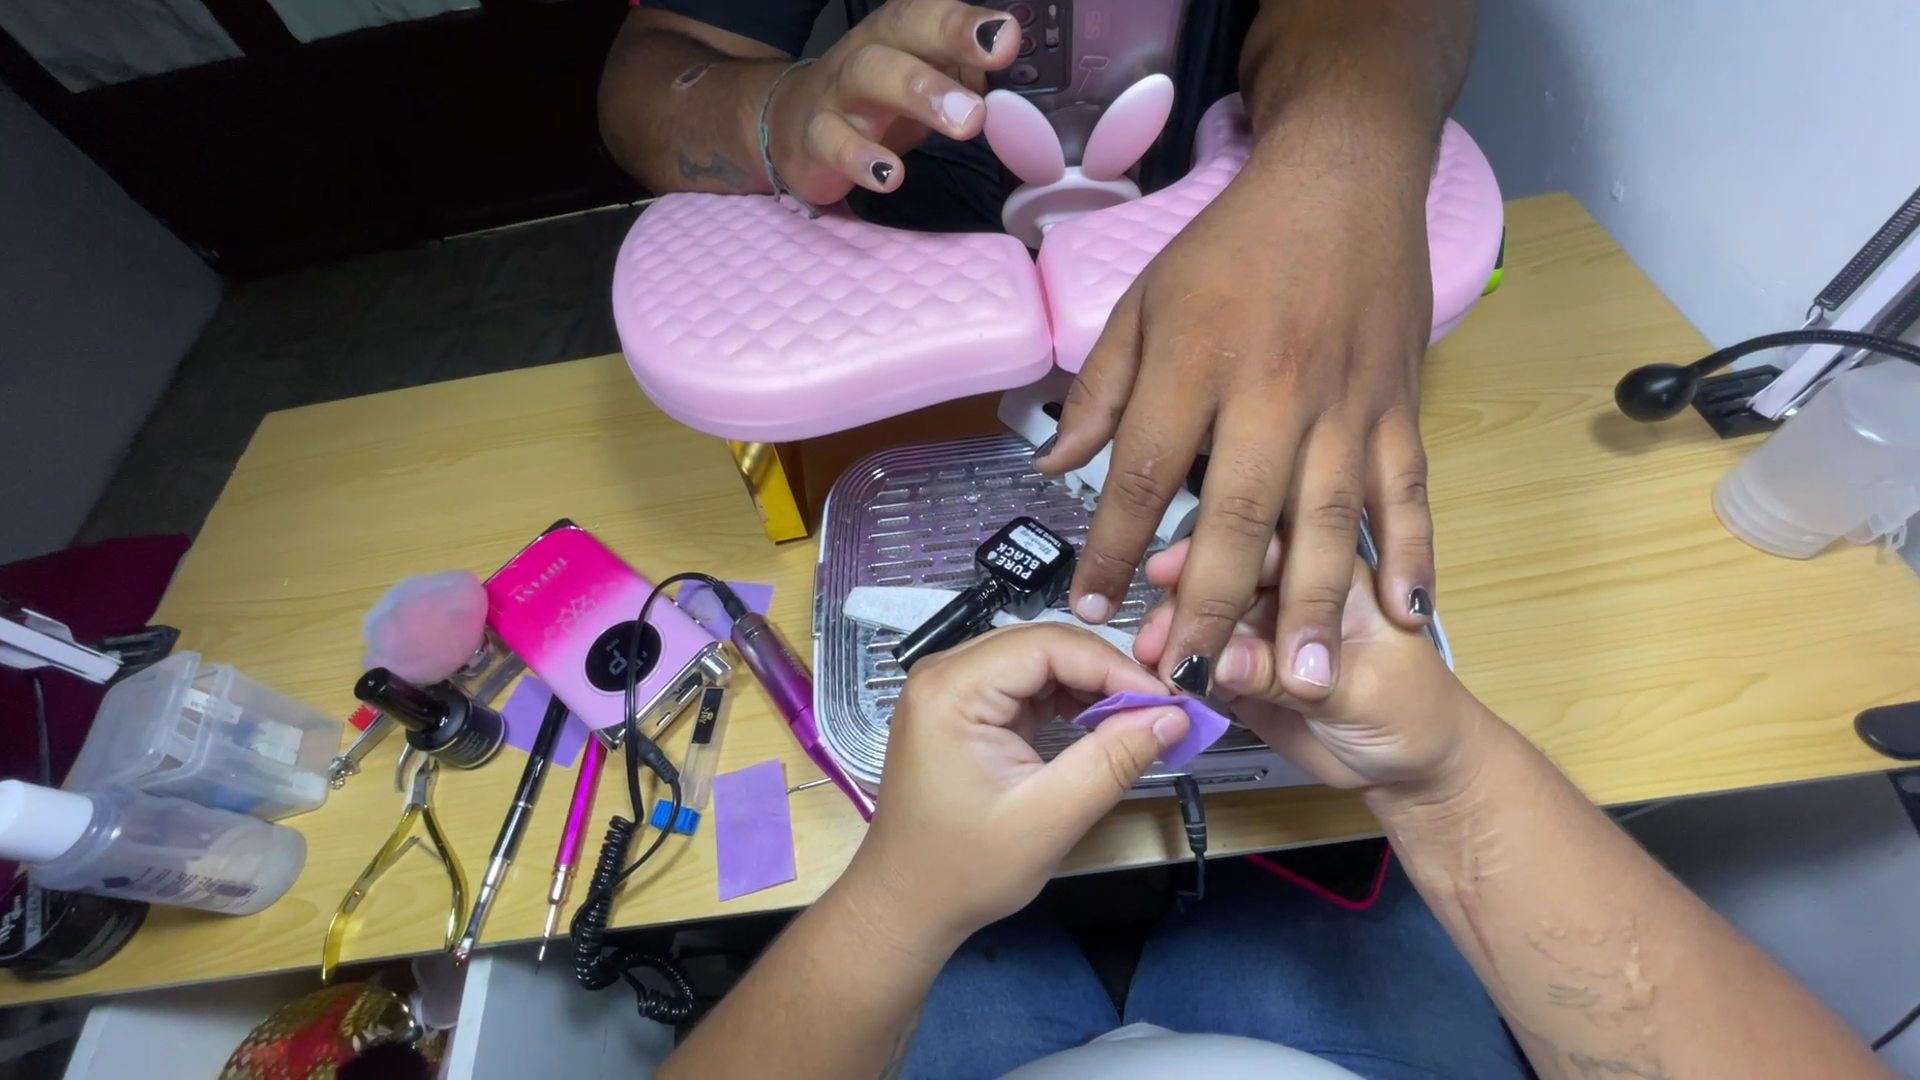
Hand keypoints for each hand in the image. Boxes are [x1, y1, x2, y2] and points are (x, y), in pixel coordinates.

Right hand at [764, 0, 1017, 203]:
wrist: (791, 128)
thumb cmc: (872, 106)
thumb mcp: (921, 86)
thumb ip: (961, 77)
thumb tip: (997, 82)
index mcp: (898, 35)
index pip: (930, 13)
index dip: (966, 21)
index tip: (1008, 34)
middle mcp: (868, 52)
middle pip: (903, 31)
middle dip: (951, 37)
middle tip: (998, 55)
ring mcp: (837, 94)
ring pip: (871, 76)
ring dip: (920, 93)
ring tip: (967, 124)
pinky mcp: (814, 139)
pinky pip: (833, 142)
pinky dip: (861, 159)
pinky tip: (892, 175)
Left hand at [844, 624, 1188, 948]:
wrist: (907, 901)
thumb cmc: (965, 870)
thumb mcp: (1047, 820)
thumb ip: (1112, 761)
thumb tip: (1172, 716)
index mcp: (950, 689)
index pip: (1043, 645)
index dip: (1110, 665)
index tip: (1164, 699)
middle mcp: (944, 672)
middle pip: (1039, 644)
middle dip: (1103, 672)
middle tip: (1159, 708)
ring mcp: (951, 686)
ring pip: (1036, 660)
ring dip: (1088, 684)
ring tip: (1136, 718)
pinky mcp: (964, 704)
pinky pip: (1024, 682)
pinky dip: (1065, 698)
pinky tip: (1099, 721)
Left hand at [1036, 121, 1438, 701]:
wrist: (1341, 181)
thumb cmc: (1225, 249)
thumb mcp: (1138, 304)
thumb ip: (1097, 392)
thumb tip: (1050, 464)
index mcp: (1194, 365)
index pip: (1141, 474)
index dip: (1111, 546)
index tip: (1090, 604)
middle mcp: (1272, 394)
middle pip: (1235, 515)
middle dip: (1208, 603)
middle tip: (1189, 675)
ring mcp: (1346, 406)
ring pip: (1326, 520)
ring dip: (1308, 607)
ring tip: (1296, 681)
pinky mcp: (1400, 408)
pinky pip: (1408, 491)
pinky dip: (1412, 555)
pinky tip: (1405, 617)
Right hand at [1132, 537, 1479, 791]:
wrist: (1410, 772)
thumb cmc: (1413, 714)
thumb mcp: (1362, 693)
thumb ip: (1287, 677)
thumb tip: (1222, 662)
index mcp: (1328, 576)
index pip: (1265, 551)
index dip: (1215, 556)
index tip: (1167, 571)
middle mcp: (1286, 595)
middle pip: (1222, 585)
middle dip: (1183, 607)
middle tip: (1151, 637)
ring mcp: (1259, 632)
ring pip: (1204, 625)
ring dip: (1175, 642)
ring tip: (1151, 662)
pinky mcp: (1240, 671)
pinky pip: (1202, 665)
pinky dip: (1181, 673)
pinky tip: (1161, 681)